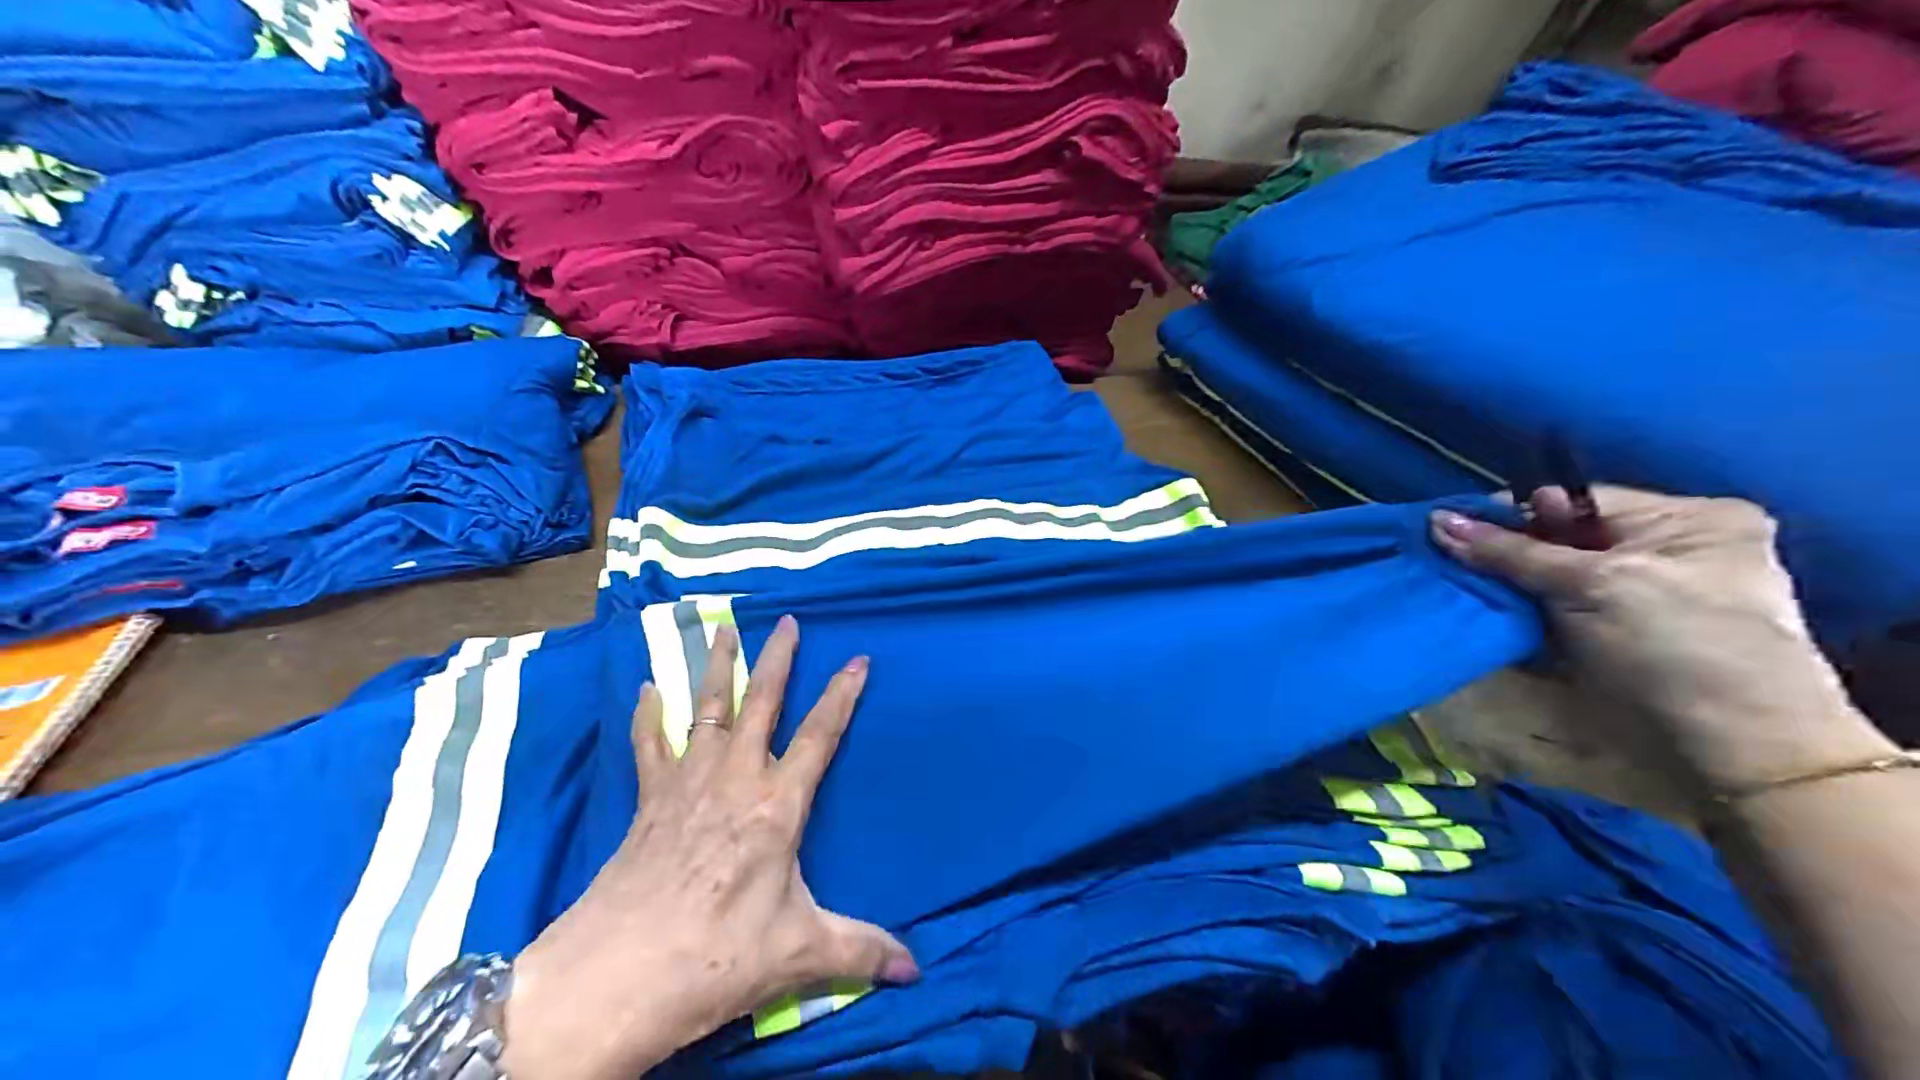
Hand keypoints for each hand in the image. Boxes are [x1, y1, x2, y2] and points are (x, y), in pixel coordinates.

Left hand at [501, 617, 917, 1079]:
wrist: (614, 979)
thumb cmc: (714, 959)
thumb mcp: (798, 954)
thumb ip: (860, 950)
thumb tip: (916, 970)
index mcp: (776, 807)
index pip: (819, 736)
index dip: (842, 695)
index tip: (858, 659)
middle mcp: (734, 781)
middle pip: (761, 705)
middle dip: (777, 659)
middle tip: (787, 620)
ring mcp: (687, 785)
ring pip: (707, 711)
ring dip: (717, 668)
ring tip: (723, 630)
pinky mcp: (649, 801)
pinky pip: (650, 746)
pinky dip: (649, 716)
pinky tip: (646, 689)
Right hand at [1429, 487, 1888, 795]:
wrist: (1737, 749)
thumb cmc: (1678, 649)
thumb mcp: (1592, 586)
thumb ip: (1510, 552)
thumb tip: (1437, 520)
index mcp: (1685, 519)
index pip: (1573, 500)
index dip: (1511, 513)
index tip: (1450, 528)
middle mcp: (1668, 548)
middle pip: (1560, 536)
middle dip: (1504, 548)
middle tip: (1445, 557)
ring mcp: (1644, 592)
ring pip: (1552, 572)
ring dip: (1507, 579)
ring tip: (1455, 580)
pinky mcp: (1619, 630)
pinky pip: (1556, 603)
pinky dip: (1521, 604)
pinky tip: (1484, 605)